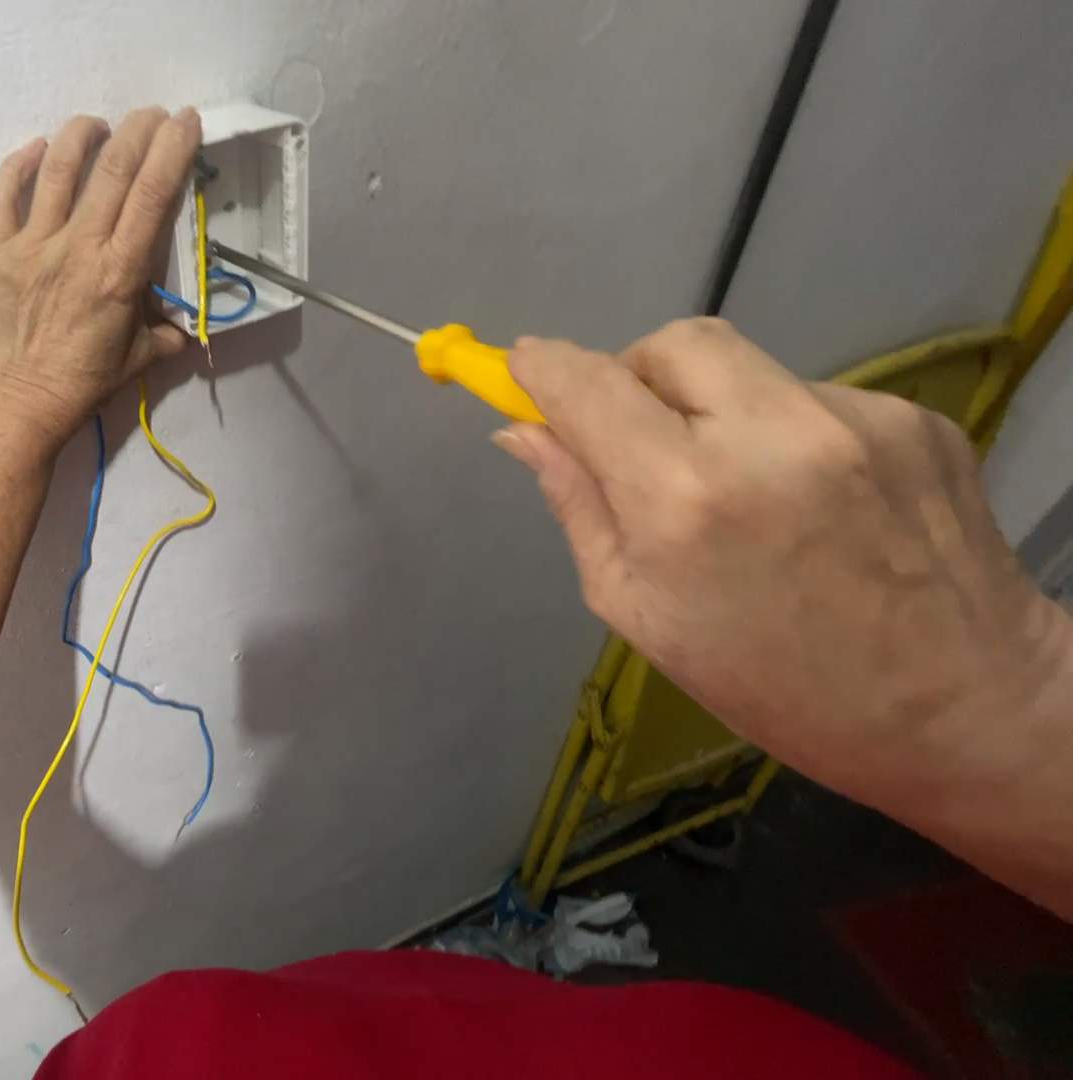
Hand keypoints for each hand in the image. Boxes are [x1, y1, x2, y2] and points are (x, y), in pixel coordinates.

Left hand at [0, 108, 200, 447]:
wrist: (22, 401)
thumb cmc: (83, 383)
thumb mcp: (139, 360)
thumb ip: (167, 335)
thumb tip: (187, 326)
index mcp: (119, 273)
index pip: (152, 195)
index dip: (172, 149)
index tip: (185, 121)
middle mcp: (79, 249)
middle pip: (113, 168)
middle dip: (138, 129)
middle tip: (151, 115)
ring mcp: (35, 246)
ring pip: (57, 168)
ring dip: (81, 134)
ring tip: (96, 124)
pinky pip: (4, 193)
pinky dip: (19, 162)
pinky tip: (36, 147)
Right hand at [496, 318, 1069, 806]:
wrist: (960, 711)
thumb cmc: (758, 676)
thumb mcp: (629, 601)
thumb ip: (575, 501)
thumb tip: (522, 433)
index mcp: (683, 497)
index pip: (590, 387)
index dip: (544, 367)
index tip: (519, 364)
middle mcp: (771, 436)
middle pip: (672, 343)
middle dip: (630, 374)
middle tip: (629, 435)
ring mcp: (856, 419)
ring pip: (740, 366)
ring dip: (702, 404)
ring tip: (725, 482)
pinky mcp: (915, 418)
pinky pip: (802, 396)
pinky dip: (769, 430)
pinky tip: (795, 496)